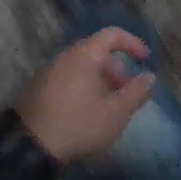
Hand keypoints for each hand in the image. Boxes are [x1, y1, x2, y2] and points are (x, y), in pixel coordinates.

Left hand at [16, 28, 157, 161]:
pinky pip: (71, 76)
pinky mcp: (42, 86)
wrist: (31, 145)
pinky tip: (89, 111)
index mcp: (85, 54)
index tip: (146, 60)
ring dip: (102, 80)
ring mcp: (51, 70)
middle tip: (127, 92)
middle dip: (118, 69)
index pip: (112, 35)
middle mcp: (67, 55)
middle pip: (98, 51)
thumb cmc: (79, 123)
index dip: (132, 43)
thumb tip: (149, 76)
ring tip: (110, 106)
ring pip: (84, 66)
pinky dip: (86, 86)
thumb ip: (136, 92)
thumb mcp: (116, 113)